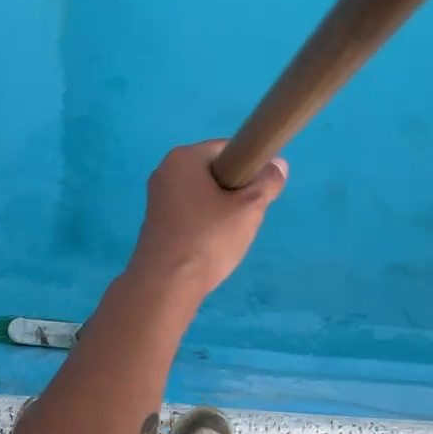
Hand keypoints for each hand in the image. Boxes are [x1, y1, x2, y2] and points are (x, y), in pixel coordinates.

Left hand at [126, 140, 286, 299]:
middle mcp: (165, 171)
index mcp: (183, 158)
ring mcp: (156, 199)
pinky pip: (188, 214)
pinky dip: (202, 224)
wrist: (165, 285)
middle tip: (245, 217)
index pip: (227, 148)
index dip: (249, 167)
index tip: (258, 192)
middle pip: (213, 172)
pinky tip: (209, 246)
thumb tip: (278, 164)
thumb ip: (267, 182)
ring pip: (201, 195)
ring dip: (219, 211)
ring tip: (228, 235)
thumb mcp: (249, 209)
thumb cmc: (207, 240)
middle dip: (234, 191)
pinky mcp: (154, 223)